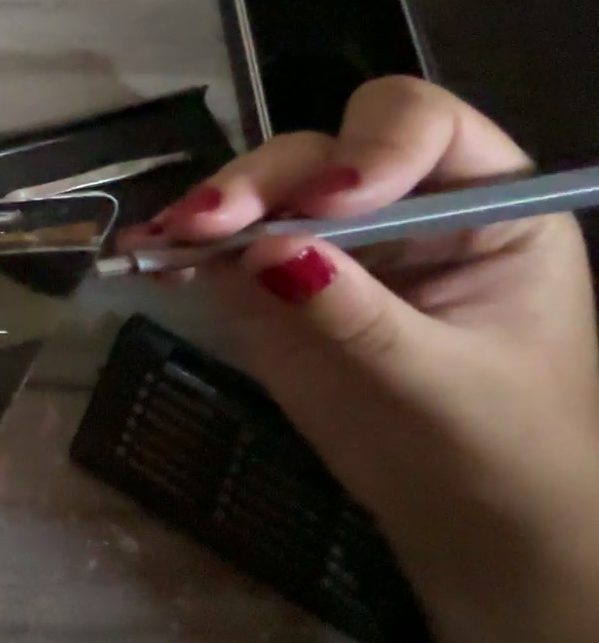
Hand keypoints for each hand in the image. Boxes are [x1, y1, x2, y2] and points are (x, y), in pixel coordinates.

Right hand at [117, 77, 598, 642]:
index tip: (330, 203)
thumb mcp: (444, 383)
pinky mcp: (261, 271)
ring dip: (207, 207)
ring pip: (252, 187)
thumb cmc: (495, 448)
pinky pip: (211, 238)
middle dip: (259, 183)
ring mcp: (320, 236)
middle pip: (314, 153)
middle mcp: (394, 204)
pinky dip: (174, 243)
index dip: (373, 146)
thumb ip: (360, 314)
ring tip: (167, 242)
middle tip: (209, 224)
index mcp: (481, 209)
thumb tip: (269, 253)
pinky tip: (148, 256)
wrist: (456, 513)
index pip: (423, 128)